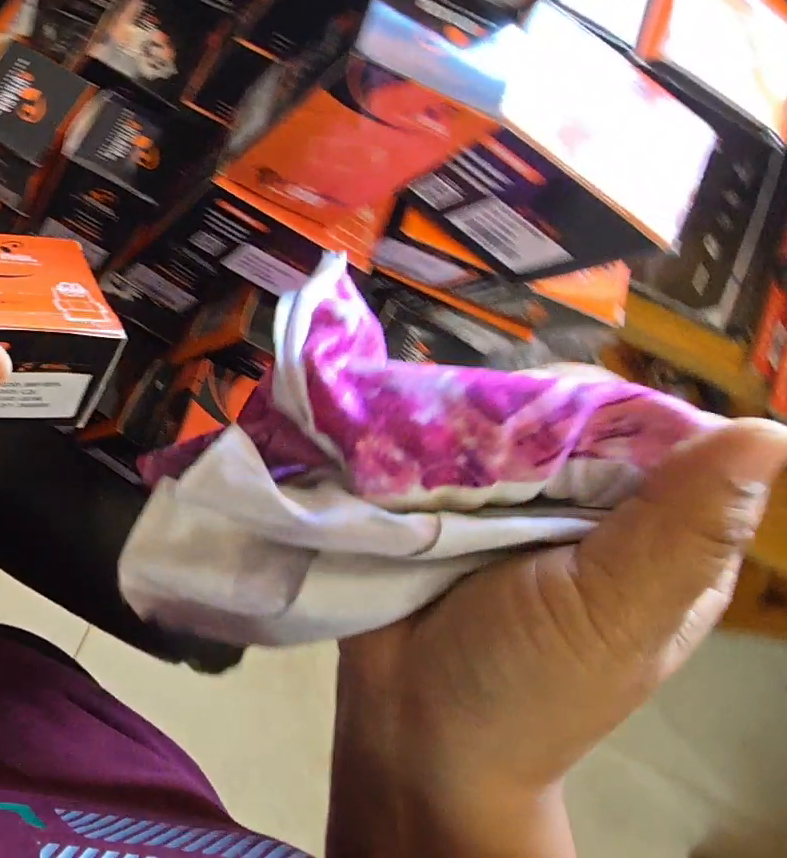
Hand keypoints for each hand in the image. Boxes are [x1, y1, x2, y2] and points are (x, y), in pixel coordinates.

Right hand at [328, 417, 786, 855]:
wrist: (410, 725)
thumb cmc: (528, 682)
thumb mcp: (616, 610)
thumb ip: (680, 530)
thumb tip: (765, 433)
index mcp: (645, 533)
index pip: (645, 434)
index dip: (602, 402)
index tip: (543, 399)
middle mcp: (568, 511)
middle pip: (551, 423)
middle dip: (503, 408)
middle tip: (453, 410)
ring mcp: (487, 509)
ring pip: (478, 435)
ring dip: (440, 422)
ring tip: (403, 417)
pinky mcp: (420, 512)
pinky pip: (417, 458)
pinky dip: (398, 442)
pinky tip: (376, 432)